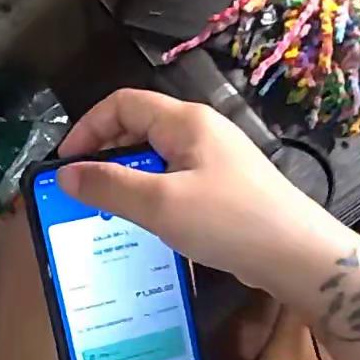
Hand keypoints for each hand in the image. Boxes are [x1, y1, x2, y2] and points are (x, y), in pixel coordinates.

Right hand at [56, 90, 341, 289]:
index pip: (123, 104)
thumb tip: (65, 174)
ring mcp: (215, 158)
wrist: (295, 254)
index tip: (66, 163)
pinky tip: (144, 220)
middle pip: (139, 126)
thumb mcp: (159, 204)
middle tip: (83, 190)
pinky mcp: (223, 185)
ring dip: (125, 176)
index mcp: (185, 122)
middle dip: (104, 153)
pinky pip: (174, 179)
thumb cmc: (227, 221)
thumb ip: (108, 186)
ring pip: (156, 156)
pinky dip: (150, 193)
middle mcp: (201, 130)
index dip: (88, 128)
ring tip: (107, 208)